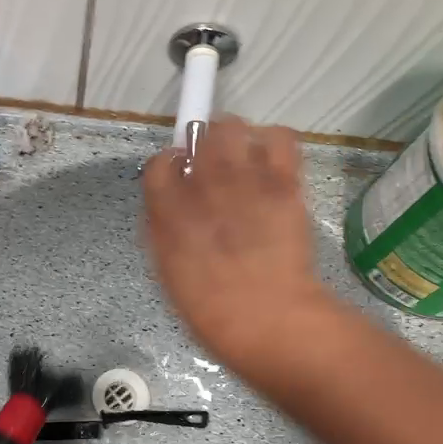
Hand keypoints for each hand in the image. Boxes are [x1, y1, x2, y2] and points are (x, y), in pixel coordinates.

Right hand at [142, 119, 343, 372]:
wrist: (267, 317)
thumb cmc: (211, 309)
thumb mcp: (168, 271)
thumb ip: (163, 230)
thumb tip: (167, 208)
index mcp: (167, 209)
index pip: (158, 163)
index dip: (170, 167)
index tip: (180, 177)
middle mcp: (201, 183)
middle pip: (197, 134)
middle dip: (203, 146)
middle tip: (215, 167)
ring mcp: (244, 177)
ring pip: (235, 126)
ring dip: (236, 139)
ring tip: (244, 160)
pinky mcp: (284, 181)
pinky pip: (280, 137)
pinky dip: (274, 141)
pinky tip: (273, 161)